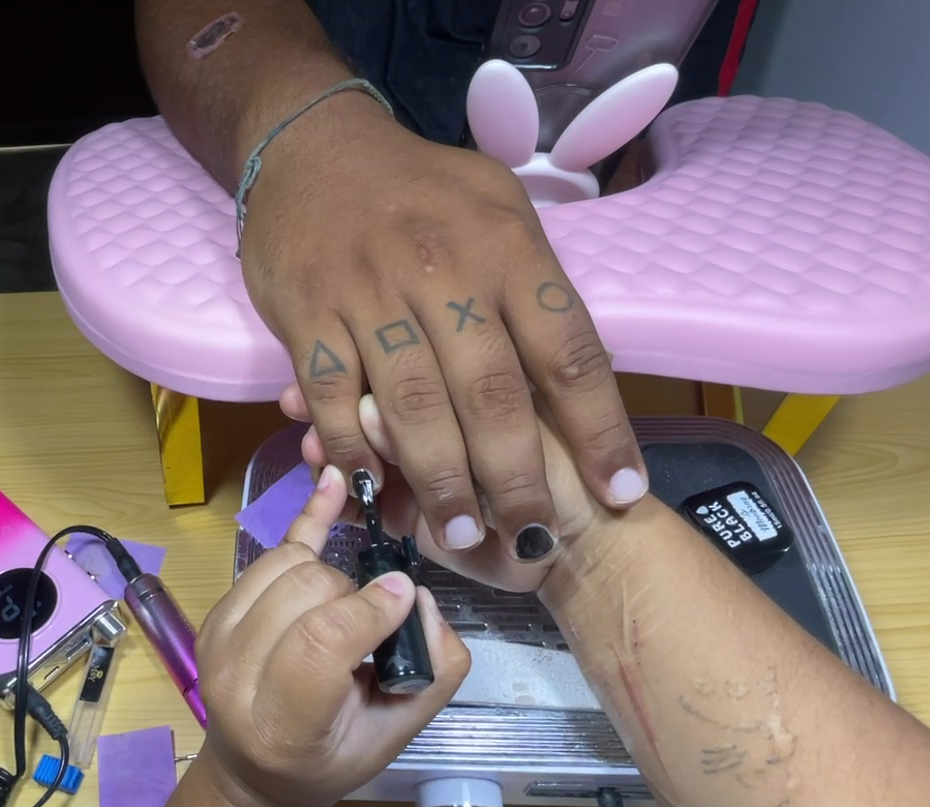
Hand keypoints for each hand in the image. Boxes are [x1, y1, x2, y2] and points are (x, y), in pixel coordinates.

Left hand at [196, 465, 470, 806]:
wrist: (259, 771)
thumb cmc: (333, 756)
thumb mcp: (399, 732)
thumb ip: (432, 670)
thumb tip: (415, 598)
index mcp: (283, 724)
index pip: (319, 642)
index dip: (369, 609)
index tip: (404, 597)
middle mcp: (237, 678)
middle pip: (304, 591)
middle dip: (354, 594)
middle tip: (371, 622)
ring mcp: (218, 640)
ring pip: (286, 563)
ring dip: (332, 572)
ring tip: (347, 603)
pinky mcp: (217, 613)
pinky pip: (267, 552)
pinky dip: (305, 520)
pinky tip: (333, 485)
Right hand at [239, 93, 646, 567]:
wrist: (310, 149)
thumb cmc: (416, 190)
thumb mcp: (497, 209)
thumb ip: (531, 287)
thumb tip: (566, 379)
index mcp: (507, 246)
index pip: (568, 350)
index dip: (599, 428)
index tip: (620, 491)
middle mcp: (444, 271)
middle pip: (491, 393)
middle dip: (517, 476)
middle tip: (531, 535)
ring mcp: (370, 296)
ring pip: (412, 406)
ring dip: (439, 480)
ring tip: (462, 535)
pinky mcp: (309, 318)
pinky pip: (336, 399)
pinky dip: (354, 452)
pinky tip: (374, 489)